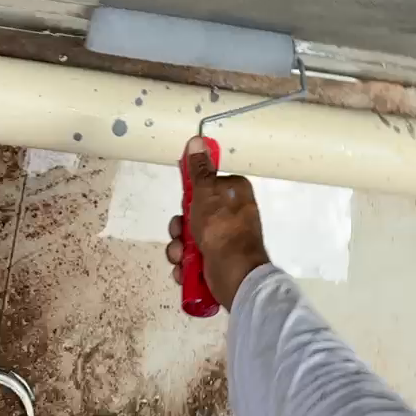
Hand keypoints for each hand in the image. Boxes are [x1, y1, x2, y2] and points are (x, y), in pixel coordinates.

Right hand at [166, 135, 269, 308]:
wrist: (235, 275)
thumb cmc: (221, 227)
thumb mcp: (206, 192)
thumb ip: (199, 169)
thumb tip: (197, 140)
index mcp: (235, 192)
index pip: (207, 186)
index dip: (191, 196)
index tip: (184, 202)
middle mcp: (233, 214)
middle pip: (194, 213)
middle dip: (181, 227)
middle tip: (180, 233)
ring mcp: (226, 239)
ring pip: (190, 237)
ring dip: (180, 248)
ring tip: (180, 257)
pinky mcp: (218, 261)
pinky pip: (194, 258)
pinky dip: (186, 265)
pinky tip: (184, 270)